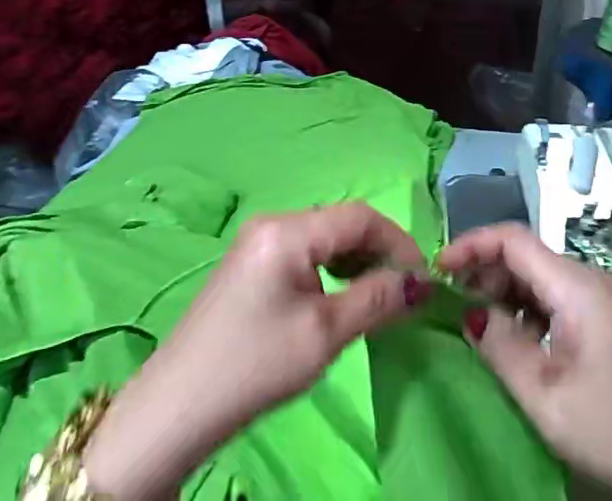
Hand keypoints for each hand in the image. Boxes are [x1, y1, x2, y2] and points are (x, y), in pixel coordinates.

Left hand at [84, 203, 430, 498]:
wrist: (185, 395)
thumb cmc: (259, 361)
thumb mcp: (326, 333)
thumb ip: (376, 299)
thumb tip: (420, 282)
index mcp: (286, 229)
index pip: (358, 215)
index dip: (398, 242)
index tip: (425, 281)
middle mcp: (270, 222)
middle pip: (338, 221)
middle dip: (378, 251)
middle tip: (405, 294)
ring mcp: (255, 239)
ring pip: (321, 235)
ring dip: (355, 259)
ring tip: (377, 297)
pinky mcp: (249, 260)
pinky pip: (301, 249)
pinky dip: (329, 265)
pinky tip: (340, 294)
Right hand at [438, 223, 611, 500]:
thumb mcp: (545, 395)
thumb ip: (499, 345)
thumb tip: (471, 314)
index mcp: (578, 287)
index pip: (511, 238)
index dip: (469, 245)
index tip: (437, 271)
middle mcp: (594, 282)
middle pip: (525, 255)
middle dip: (483, 272)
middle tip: (455, 305)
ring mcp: (608, 304)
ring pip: (540, 277)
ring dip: (504, 294)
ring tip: (481, 327)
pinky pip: (559, 300)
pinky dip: (527, 311)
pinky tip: (518, 343)